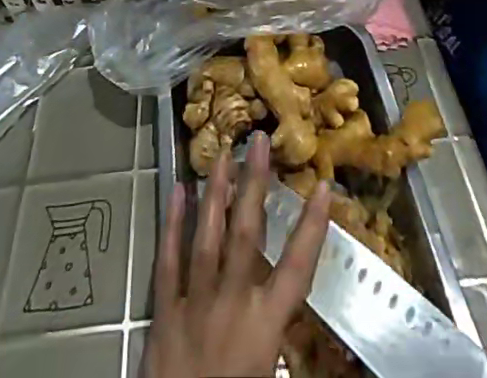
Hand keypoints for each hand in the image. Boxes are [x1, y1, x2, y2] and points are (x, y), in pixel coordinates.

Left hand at [145, 131, 332, 377]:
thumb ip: (292, 345)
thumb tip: (323, 333)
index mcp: (266, 325)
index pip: (297, 266)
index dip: (313, 226)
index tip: (324, 187)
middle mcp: (232, 302)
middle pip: (247, 233)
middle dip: (254, 184)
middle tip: (258, 141)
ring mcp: (194, 302)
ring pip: (207, 236)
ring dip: (215, 192)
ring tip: (221, 154)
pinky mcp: (162, 311)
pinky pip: (167, 260)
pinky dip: (173, 224)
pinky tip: (177, 192)